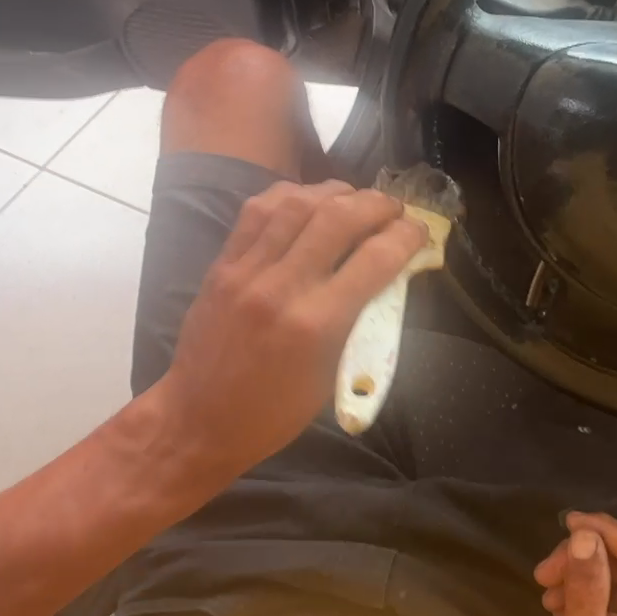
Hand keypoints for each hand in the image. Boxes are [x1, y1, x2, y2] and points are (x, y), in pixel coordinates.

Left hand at [144, 180, 427, 477]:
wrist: (196, 423)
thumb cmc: (275, 411)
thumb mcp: (334, 373)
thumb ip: (363, 318)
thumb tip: (393, 271)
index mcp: (316, 324)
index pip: (376, 258)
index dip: (408, 235)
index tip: (420, 231)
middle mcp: (281, 287)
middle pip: (339, 217)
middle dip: (377, 204)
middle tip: (394, 209)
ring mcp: (246, 271)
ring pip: (298, 202)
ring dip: (337, 193)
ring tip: (356, 199)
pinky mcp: (222, 264)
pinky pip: (259, 209)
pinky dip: (292, 195)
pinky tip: (309, 201)